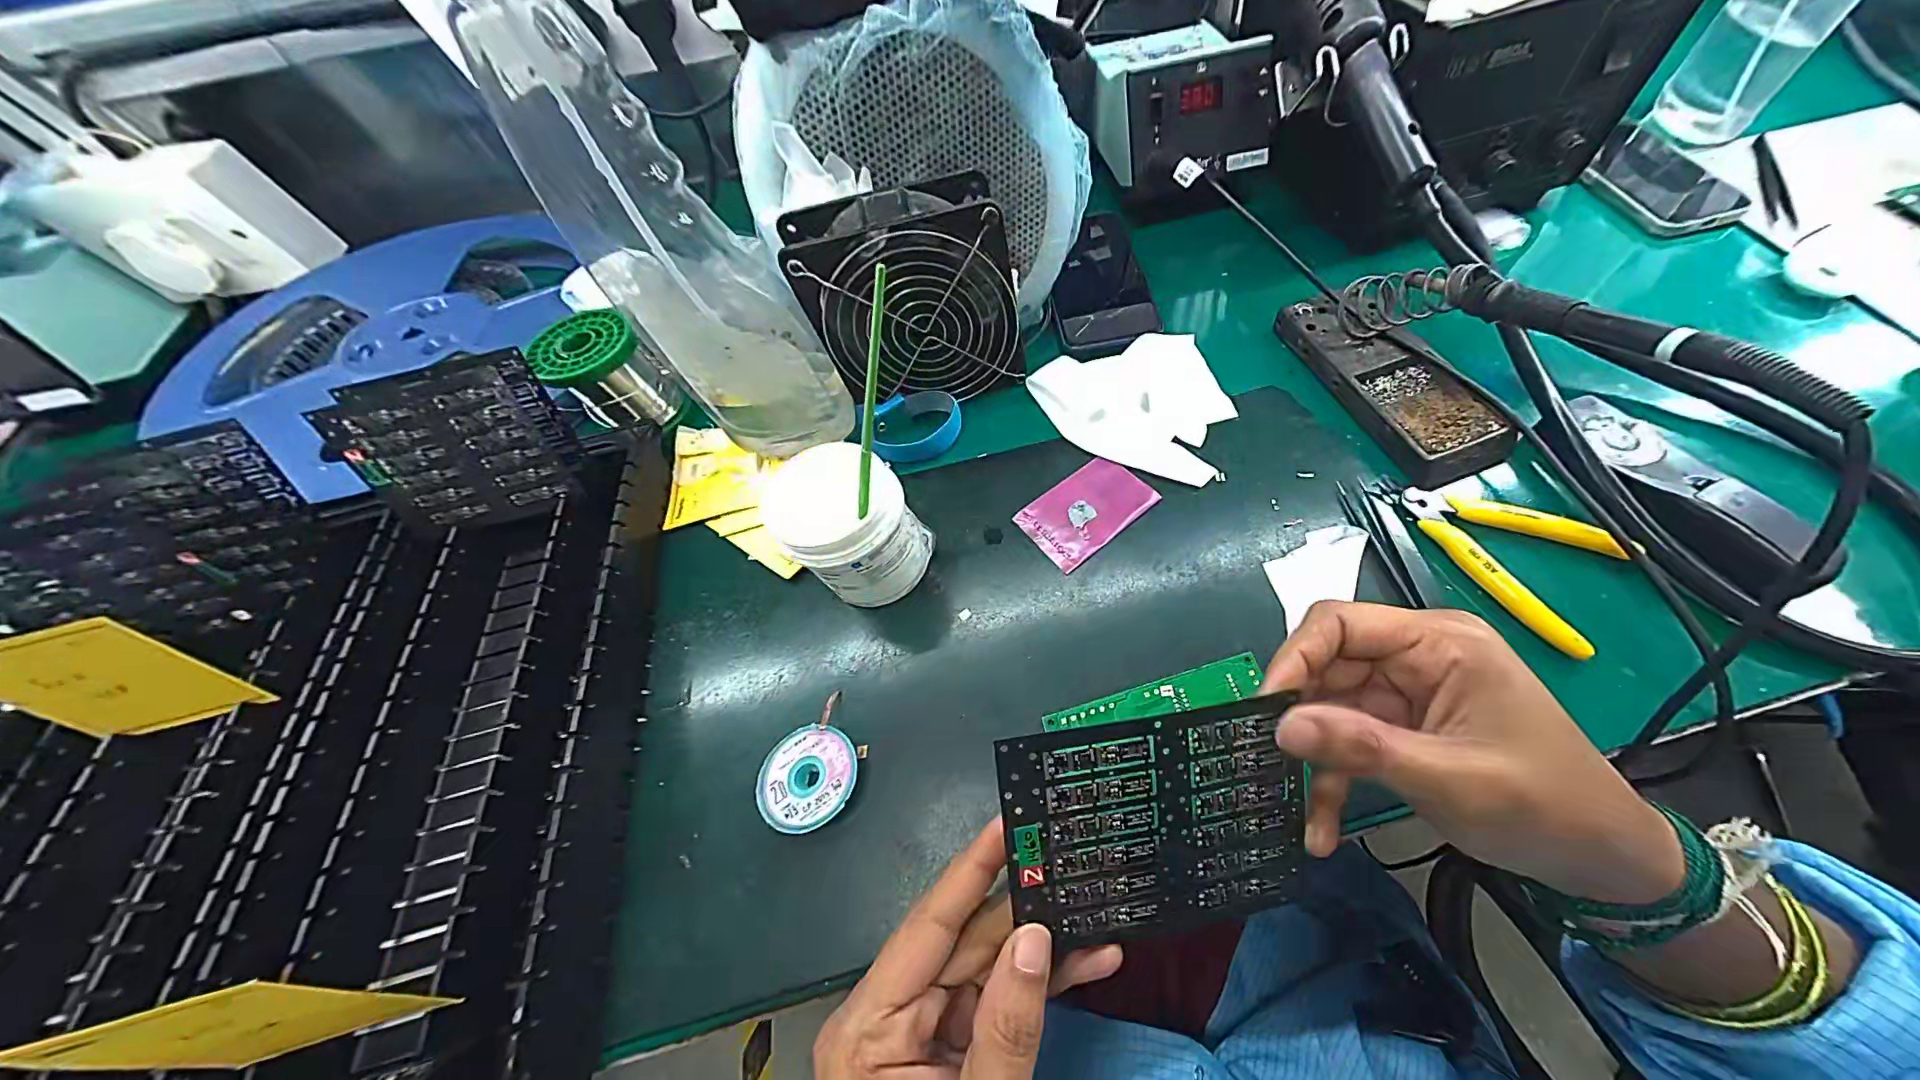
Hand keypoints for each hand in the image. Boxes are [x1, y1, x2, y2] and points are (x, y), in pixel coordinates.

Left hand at [814, 820, 1122, 1078]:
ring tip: (1093, 921)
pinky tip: (1085, 965)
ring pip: (986, 969)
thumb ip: (1006, 1029)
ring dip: (1042, 950)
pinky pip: (994, 1002)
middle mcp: (888, 1015)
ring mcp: (917, 1032)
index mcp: (869, 1025)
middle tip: (1064, 868)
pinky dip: (1038, 987)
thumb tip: (1035, 939)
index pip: (927, 924)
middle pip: (962, 943)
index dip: (970, 869)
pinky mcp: (945, 1049)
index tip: (1002, 824)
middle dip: (1021, 910)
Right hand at [1262, 601, 1683, 903]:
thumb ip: (1362, 748)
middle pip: (1325, 665)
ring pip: (1326, 708)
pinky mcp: (1397, 727)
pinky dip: (1330, 779)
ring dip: (1309, 757)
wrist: (1607, 864)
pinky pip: (1344, 740)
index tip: (1267, 706)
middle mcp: (1415, 657)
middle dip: (1297, 714)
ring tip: (1289, 799)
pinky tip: (1321, 826)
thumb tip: (1282, 727)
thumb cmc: (1546, 807)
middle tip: (1267, 755)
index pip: (1339, 623)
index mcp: (1438, 643)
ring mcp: (1403, 693)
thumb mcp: (1451, 779)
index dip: (1294, 656)